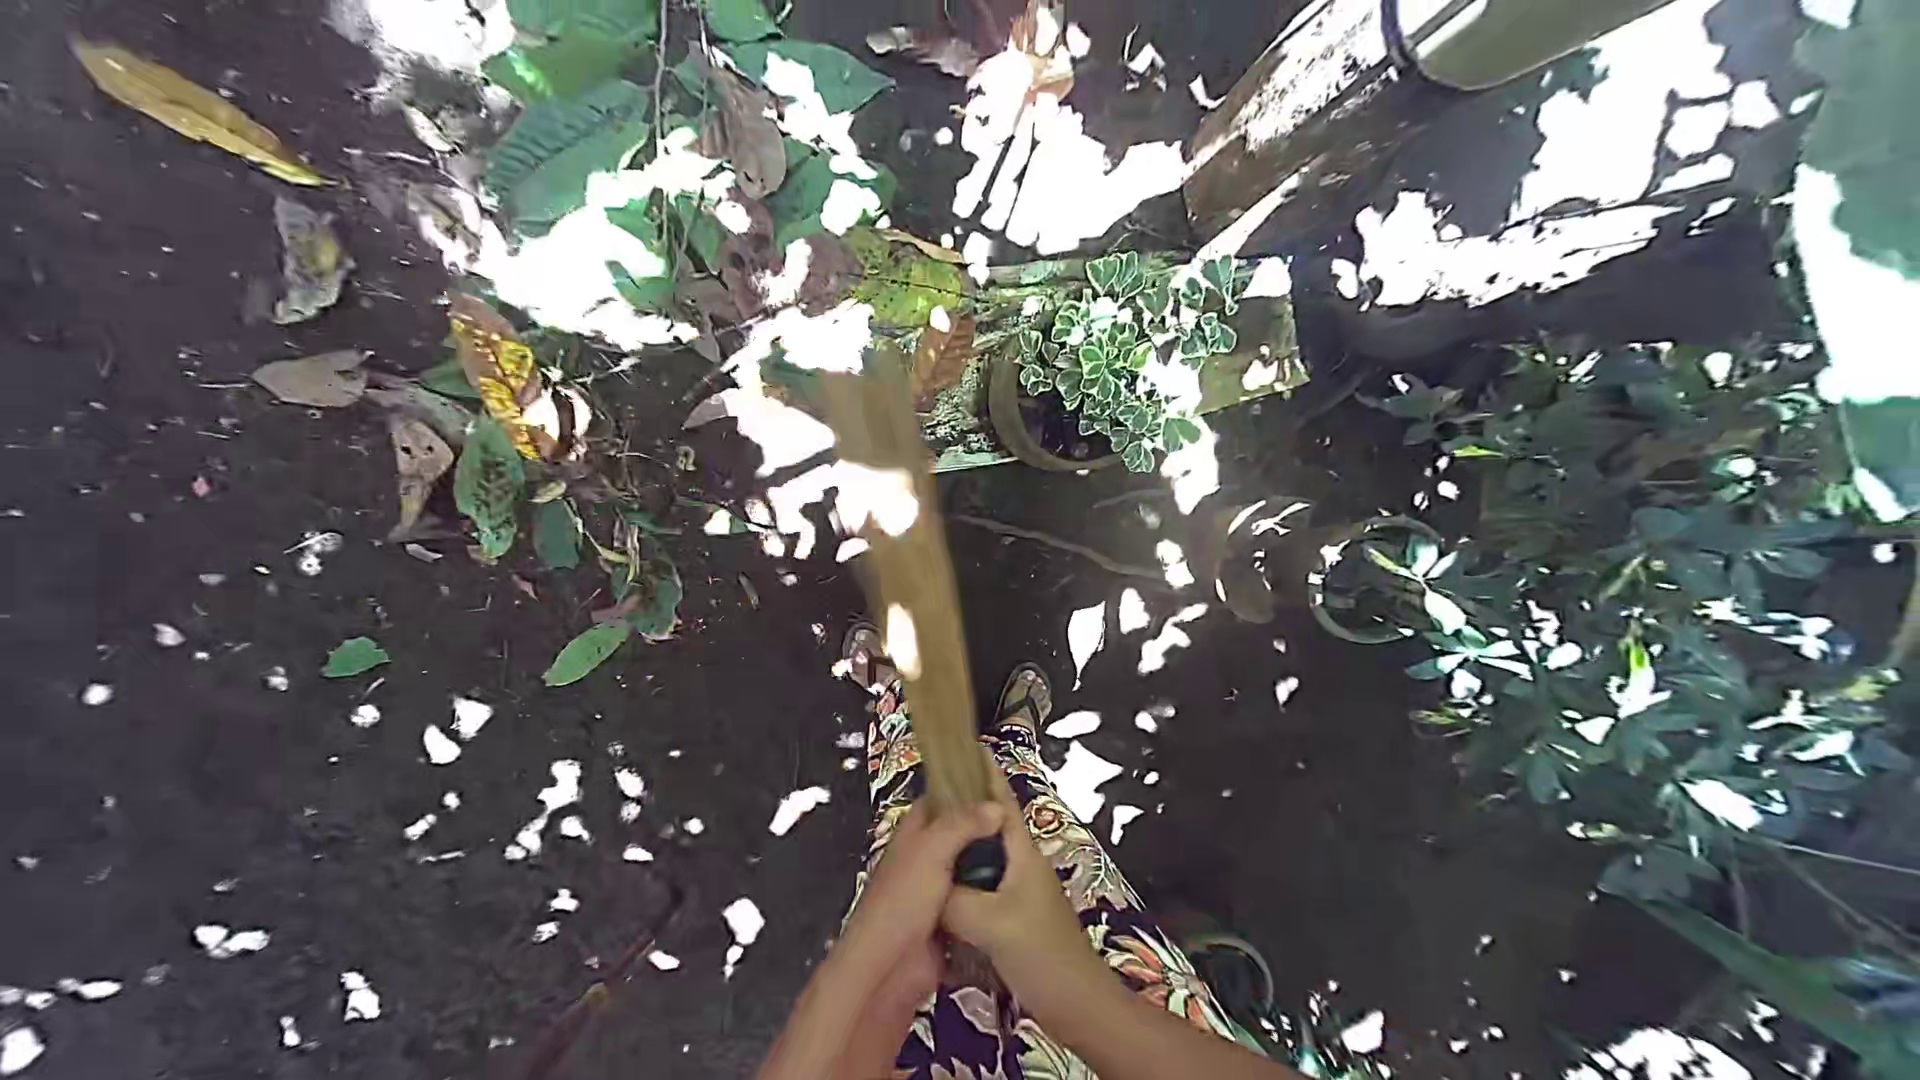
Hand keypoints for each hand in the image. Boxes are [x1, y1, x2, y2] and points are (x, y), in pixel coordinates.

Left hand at [841, 798, 1006, 960]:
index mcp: (914, 834)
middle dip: (986, 831)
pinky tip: (1019, 893)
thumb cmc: (902, 900)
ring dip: (992, 867)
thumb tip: (998, 806)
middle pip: (959, 836)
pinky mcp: (951, 923)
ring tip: (1028, 855)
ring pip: (970, 870)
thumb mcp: (932, 850)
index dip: (963, 791)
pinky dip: (991, 900)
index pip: (938, 800)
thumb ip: (963, 824)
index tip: (998, 787)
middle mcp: (925, 858)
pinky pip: (975, 904)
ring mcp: (937, 892)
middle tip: (1022, 825)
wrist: (888, 971)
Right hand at [940, 758, 1088, 978]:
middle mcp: (1021, 863)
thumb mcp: (992, 923)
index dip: (985, 773)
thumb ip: (956, 900)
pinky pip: (981, 885)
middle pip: (988, 826)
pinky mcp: (1012, 915)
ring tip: (925, 842)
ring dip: (958, 848)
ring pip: (982, 858)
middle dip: (962, 808)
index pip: (1002, 801)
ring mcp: (1017, 890)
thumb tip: (926, 889)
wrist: (1076, 1003)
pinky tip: (938, 891)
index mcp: (1022, 852)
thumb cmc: (1041, 952)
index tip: (966, 749)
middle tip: (925, 800)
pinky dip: (960, 880)